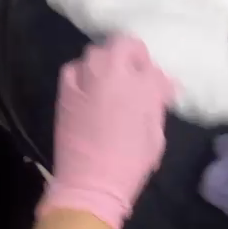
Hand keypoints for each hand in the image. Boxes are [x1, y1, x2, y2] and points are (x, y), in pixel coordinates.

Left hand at [38, 36, 174, 228]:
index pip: (155, 70)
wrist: (91, 183)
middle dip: (134, 56)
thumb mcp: (155, 136)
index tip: (160, 92)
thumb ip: (155, 106)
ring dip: (107, 62)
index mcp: (143, 87)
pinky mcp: (66, 91)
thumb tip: (157, 91)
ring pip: (97, 53)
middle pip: (124, 45)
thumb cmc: (130, 164)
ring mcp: (87, 79)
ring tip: (112, 82)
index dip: (159, 80)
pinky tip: (88, 87)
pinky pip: (74, 69)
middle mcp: (114, 75)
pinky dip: (83, 73)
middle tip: (136, 77)